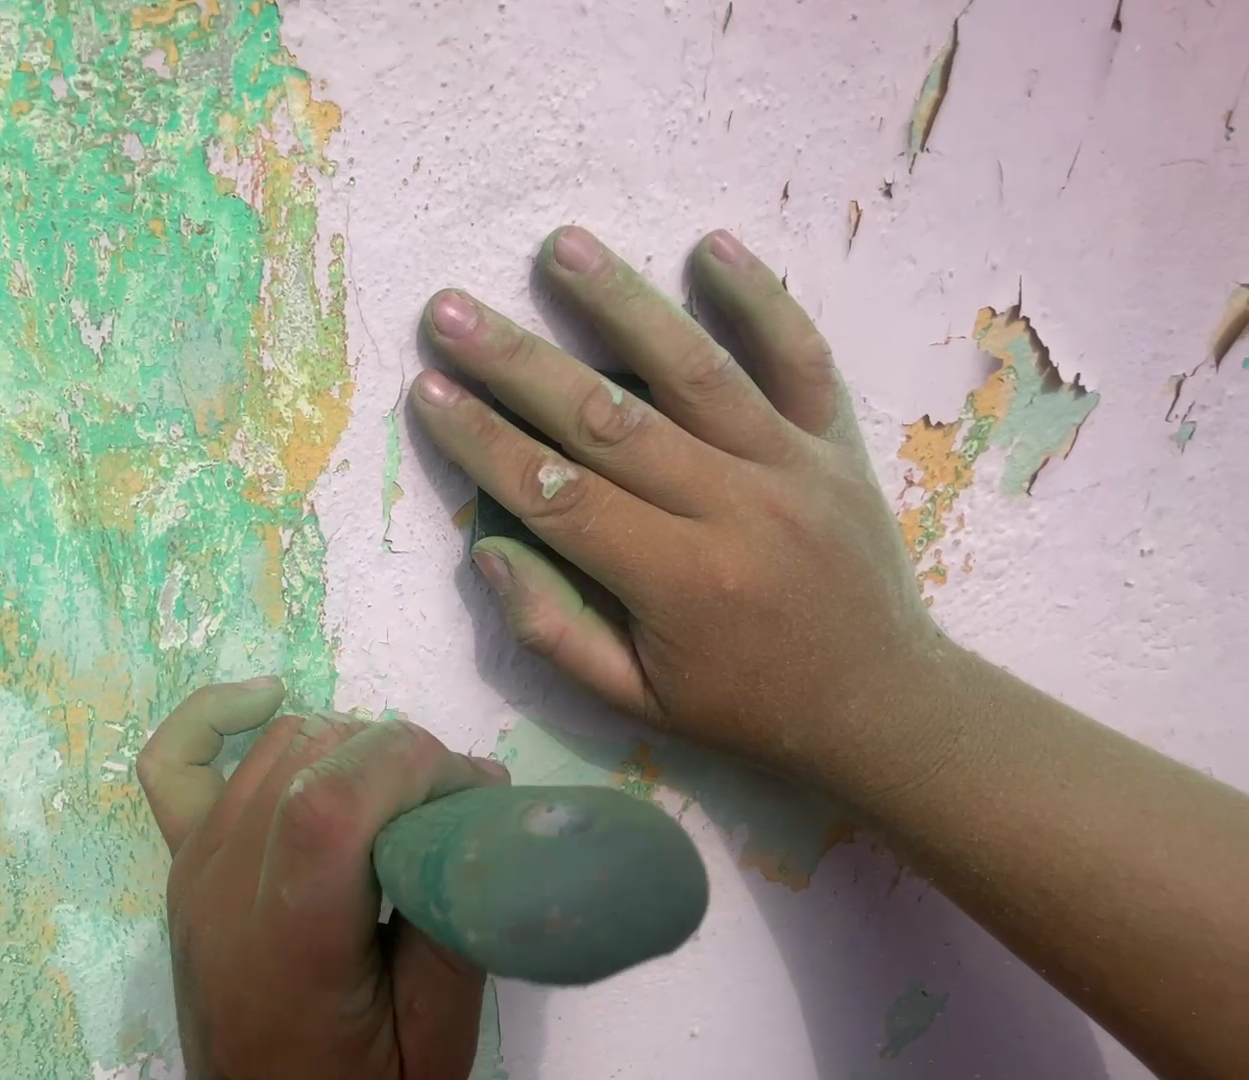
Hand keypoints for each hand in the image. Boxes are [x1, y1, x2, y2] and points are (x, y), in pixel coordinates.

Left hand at [135, 678, 509, 1078]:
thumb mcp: (434, 1039)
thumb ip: (454, 919)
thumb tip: (475, 795)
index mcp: (288, 940)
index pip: (333, 798)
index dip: (411, 764)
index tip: (469, 788)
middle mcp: (224, 884)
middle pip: (309, 756)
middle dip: (397, 753)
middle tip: (448, 800)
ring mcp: (194, 861)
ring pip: (274, 745)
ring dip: (348, 742)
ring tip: (396, 783)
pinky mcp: (182, 854)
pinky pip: (175, 760)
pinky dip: (218, 714)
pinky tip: (268, 697)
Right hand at [412, 227, 955, 795]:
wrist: (882, 704)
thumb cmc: (739, 706)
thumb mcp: (631, 700)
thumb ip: (552, 631)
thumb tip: (487, 551)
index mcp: (677, 580)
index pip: (555, 495)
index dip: (483, 442)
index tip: (428, 390)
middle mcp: (733, 509)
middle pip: (606, 420)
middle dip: (517, 362)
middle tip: (450, 312)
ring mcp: (792, 465)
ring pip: (695, 370)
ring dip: (621, 303)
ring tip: (560, 247)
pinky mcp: (835, 443)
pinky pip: (799, 358)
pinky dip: (760, 299)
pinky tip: (711, 246)